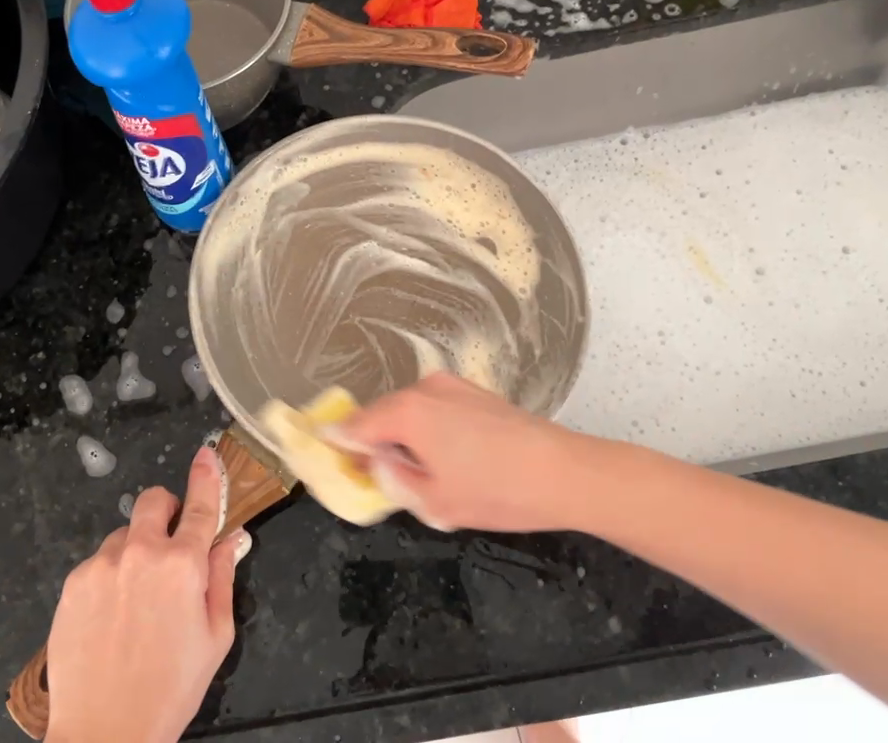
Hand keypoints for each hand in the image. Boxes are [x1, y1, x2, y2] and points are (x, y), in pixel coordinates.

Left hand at [43, 446, 249, 742]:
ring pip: (124, 535)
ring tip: (137, 601)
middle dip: (166, 512)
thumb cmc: (171, 688)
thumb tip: (229, 540)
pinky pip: (98, 562)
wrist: (106, 729)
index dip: (207, 476)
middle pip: (153, 501)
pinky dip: (110, 576)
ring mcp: (101, 564)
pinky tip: (112, 616)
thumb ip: (222, 577)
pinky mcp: (74, 582)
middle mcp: (140, 552)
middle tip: (171, 547)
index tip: (206, 454)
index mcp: (182, 565)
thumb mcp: (216, 636)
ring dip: (136, 551)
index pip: (200, 505)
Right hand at [336, 372, 612, 532]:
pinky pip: (434, 408)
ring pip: (409, 411)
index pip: (353, 426)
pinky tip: (449, 459)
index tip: (320, 452)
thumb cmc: (497, 492)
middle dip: (372, 442)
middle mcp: (423, 388)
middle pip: (380, 414)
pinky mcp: (475, 392)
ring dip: (402, 436)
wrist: (567, 473)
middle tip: (374, 476)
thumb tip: (375, 466)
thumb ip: (392, 481)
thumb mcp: (433, 502)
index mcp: (406, 412)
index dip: (335, 443)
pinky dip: (427, 428)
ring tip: (418, 472)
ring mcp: (452, 386)